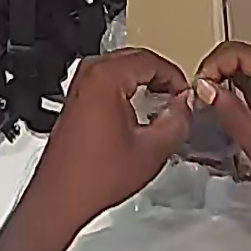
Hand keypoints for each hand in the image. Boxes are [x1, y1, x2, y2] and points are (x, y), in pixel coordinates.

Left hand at [19, 48, 192, 235]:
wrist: (63, 192)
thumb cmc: (95, 175)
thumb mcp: (151, 150)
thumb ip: (177, 121)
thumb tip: (185, 103)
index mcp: (107, 77)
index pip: (150, 61)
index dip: (175, 77)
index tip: (187, 95)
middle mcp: (91, 72)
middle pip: (136, 58)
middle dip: (161, 76)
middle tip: (179, 99)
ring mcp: (81, 81)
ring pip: (123, 66)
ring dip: (145, 80)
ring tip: (164, 105)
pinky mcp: (78, 93)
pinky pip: (109, 77)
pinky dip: (129, 86)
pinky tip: (141, 109)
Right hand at [195, 40, 250, 230]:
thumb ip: (230, 111)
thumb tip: (203, 87)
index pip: (236, 53)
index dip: (212, 67)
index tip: (199, 89)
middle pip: (236, 57)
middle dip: (214, 74)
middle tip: (199, 98)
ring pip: (238, 70)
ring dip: (220, 84)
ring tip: (207, 105)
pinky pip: (245, 85)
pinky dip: (230, 95)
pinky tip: (222, 111)